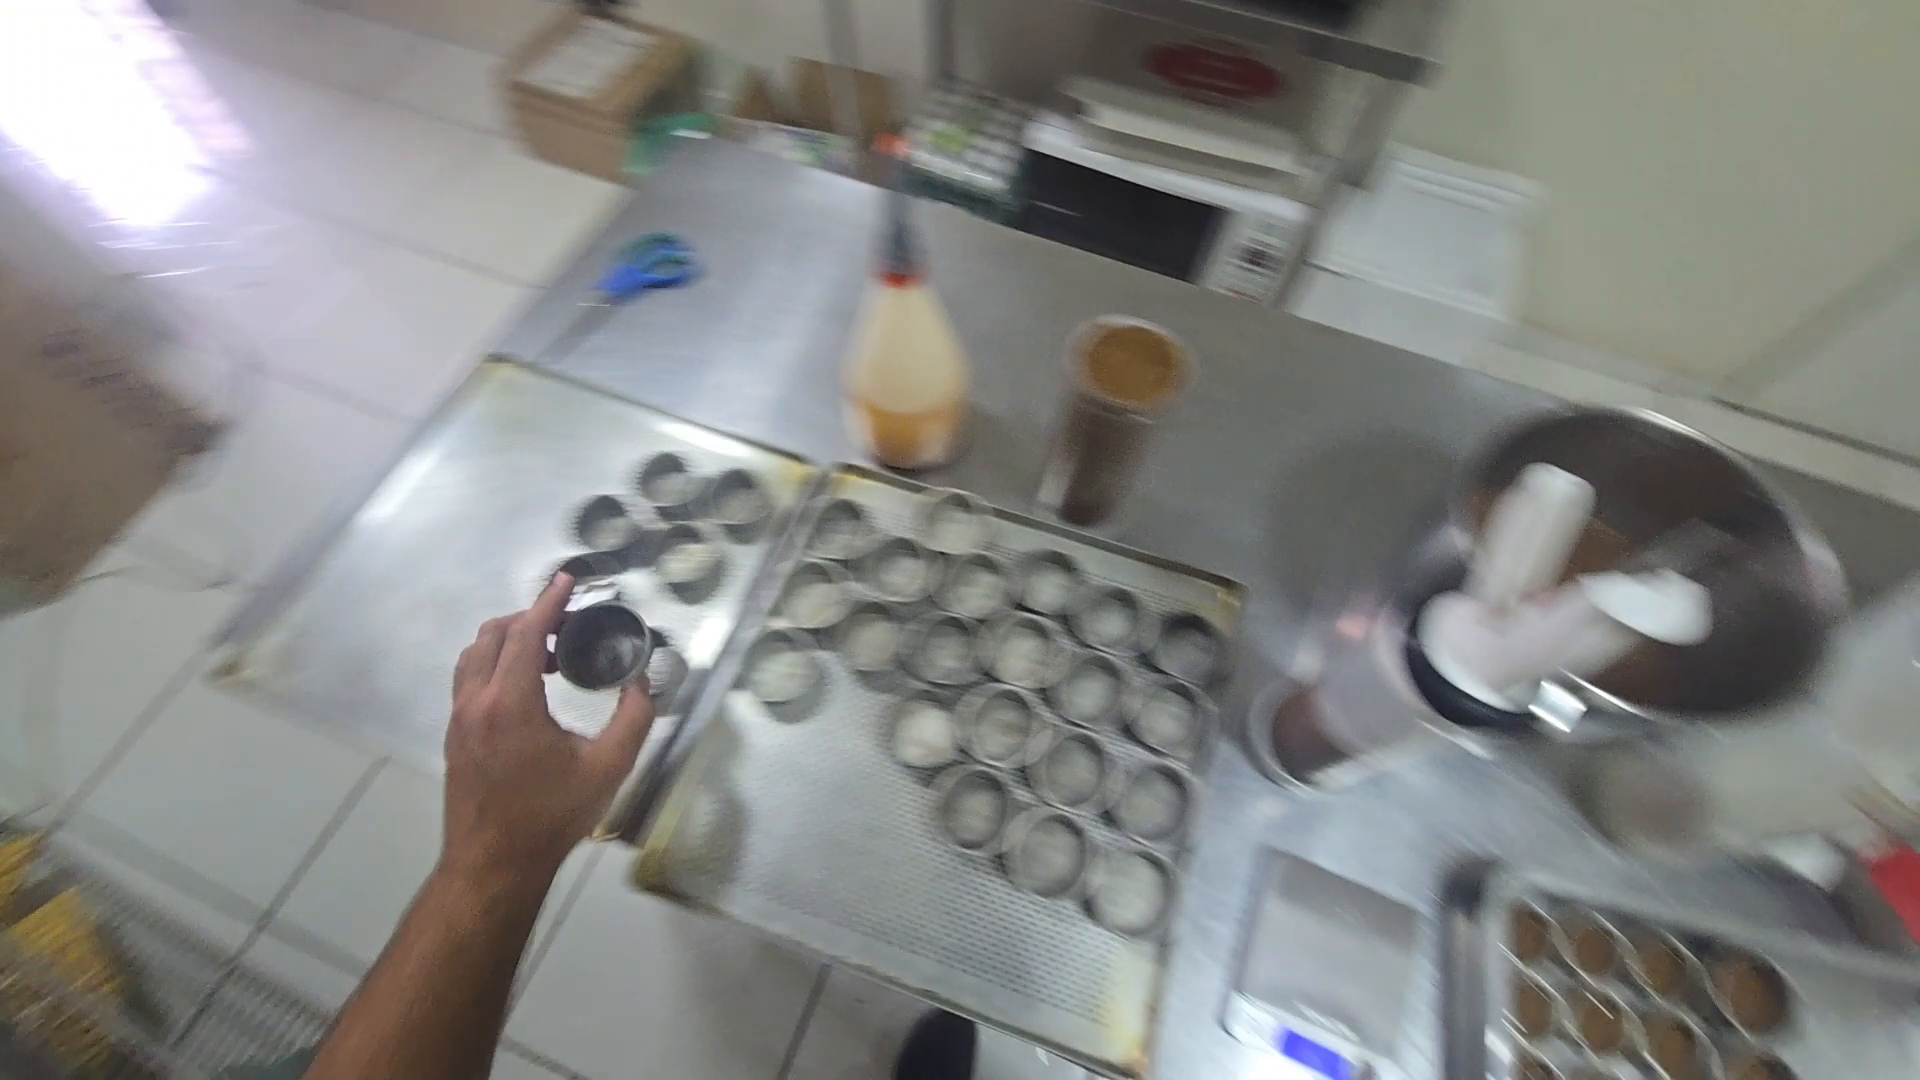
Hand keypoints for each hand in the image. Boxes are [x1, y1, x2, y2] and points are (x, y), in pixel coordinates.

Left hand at [443, 574, 654, 884]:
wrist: (494, 863)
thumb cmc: (552, 815)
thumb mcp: (609, 767)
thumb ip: (634, 718)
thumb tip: (641, 684)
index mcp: (510, 704)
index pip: (525, 634)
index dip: (548, 602)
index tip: (567, 580)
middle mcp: (476, 703)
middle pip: (493, 635)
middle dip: (530, 616)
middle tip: (568, 622)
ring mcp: (460, 719)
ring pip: (474, 655)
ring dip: (510, 639)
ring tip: (550, 651)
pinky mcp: (456, 735)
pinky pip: (470, 678)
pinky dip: (496, 662)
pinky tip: (529, 684)